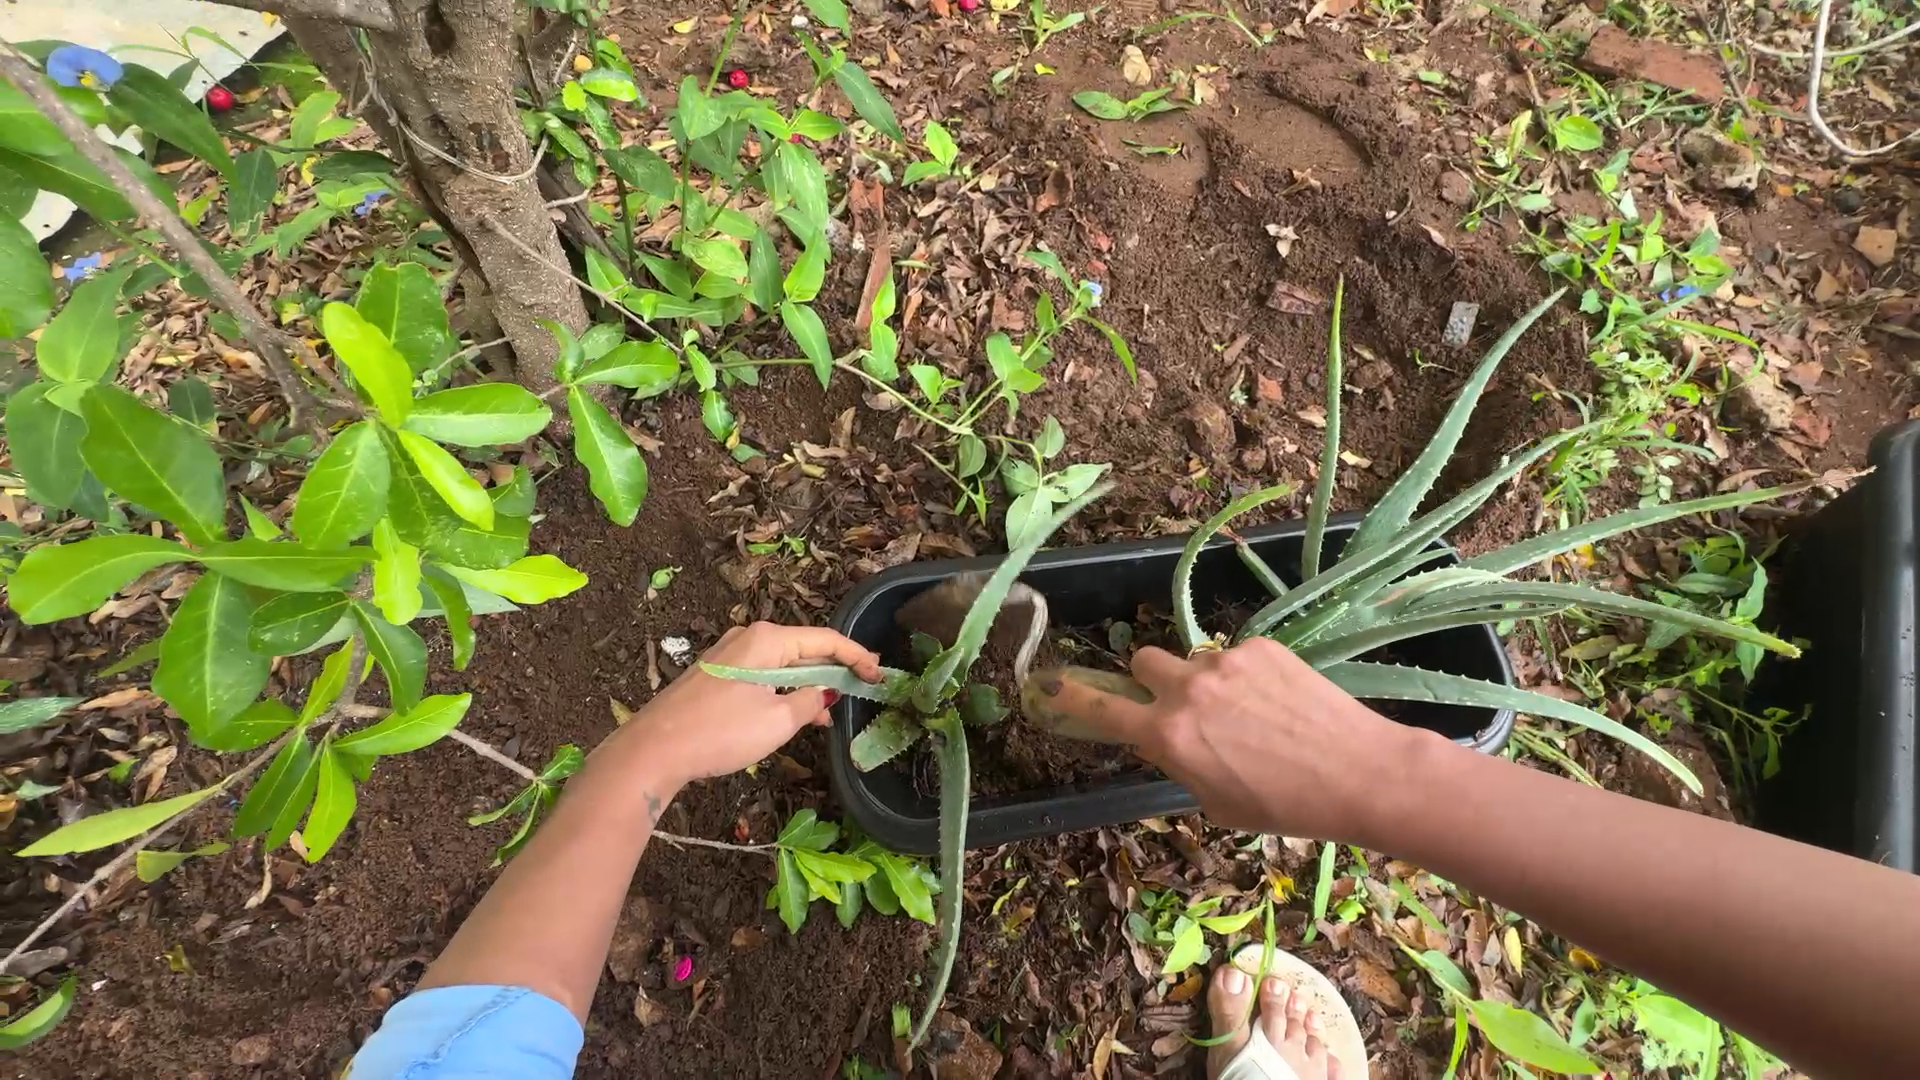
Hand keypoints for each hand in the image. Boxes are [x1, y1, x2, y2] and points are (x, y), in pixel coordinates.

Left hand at [600, 622, 881, 790]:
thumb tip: (827, 693)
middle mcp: (749, 638)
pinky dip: (785, 690)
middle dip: (835, 668)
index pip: (826, 640)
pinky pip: (764, 675)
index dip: (856, 657)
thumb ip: (809, 702)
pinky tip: (799, 713)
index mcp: (768, 639)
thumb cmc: (720, 733)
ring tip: (835, 709)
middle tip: (865, 684)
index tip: (878, 674)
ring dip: (810, 684)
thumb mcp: (777, 721)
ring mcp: (730, 655)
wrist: (652, 751)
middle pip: (805, 648)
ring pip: (784, 664)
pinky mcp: (718, 675)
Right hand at [1031, 637, 1419, 841]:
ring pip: (1191, 659)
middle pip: (1143, 662)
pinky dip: (1246, 674)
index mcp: (1168, 736)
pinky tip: (1281, 700)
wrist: (1362, 774)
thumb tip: (1173, 742)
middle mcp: (1186, 691)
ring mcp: (1223, 662)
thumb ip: (1179, 764)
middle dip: (1155, 681)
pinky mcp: (1260, 645)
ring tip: (1250, 709)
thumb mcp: (1216, 802)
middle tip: (1186, 704)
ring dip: (1203, 680)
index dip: (1070, 694)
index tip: (1047, 681)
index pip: (1102, 707)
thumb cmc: (1286, 806)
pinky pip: (1235, 654)